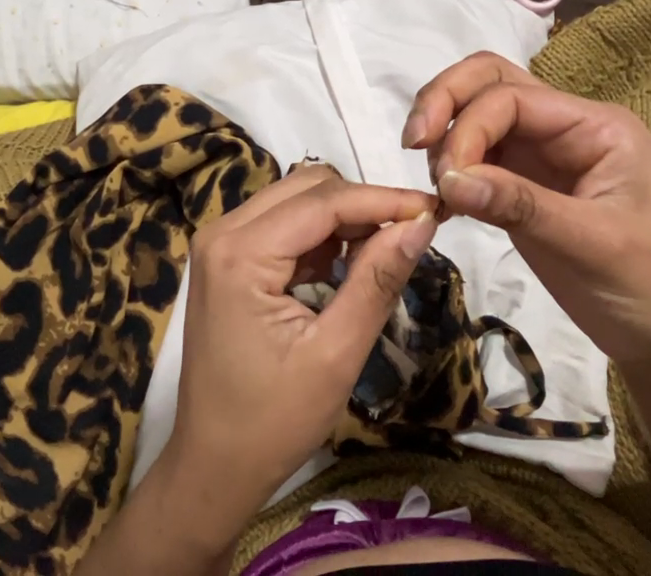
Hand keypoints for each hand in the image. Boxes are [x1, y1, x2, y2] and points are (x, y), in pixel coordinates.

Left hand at [162, 165, 437, 532]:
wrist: (214, 462)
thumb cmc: (274, 419)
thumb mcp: (336, 353)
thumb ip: (376, 281)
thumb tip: (421, 223)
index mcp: (239, 252)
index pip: (322, 201)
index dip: (382, 200)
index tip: (435, 209)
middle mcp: (221, 232)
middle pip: (305, 189)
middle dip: (363, 204)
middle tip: (413, 233)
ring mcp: (219, 244)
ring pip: (294, 201)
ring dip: (342, 217)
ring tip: (386, 250)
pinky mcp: (226, 260)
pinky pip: (281, 226)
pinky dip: (320, 236)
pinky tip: (348, 263)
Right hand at [403, 52, 650, 367]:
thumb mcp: (596, 245)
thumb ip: (520, 205)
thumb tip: (447, 179)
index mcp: (594, 127)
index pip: (510, 97)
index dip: (468, 128)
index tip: (446, 181)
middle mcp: (565, 131)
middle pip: (489, 84)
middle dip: (444, 103)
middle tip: (411, 145)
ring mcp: (542, 161)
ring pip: (476, 119)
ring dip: (443, 139)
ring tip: (435, 190)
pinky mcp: (523, 192)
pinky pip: (475, 163)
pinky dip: (449, 174)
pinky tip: (439, 206)